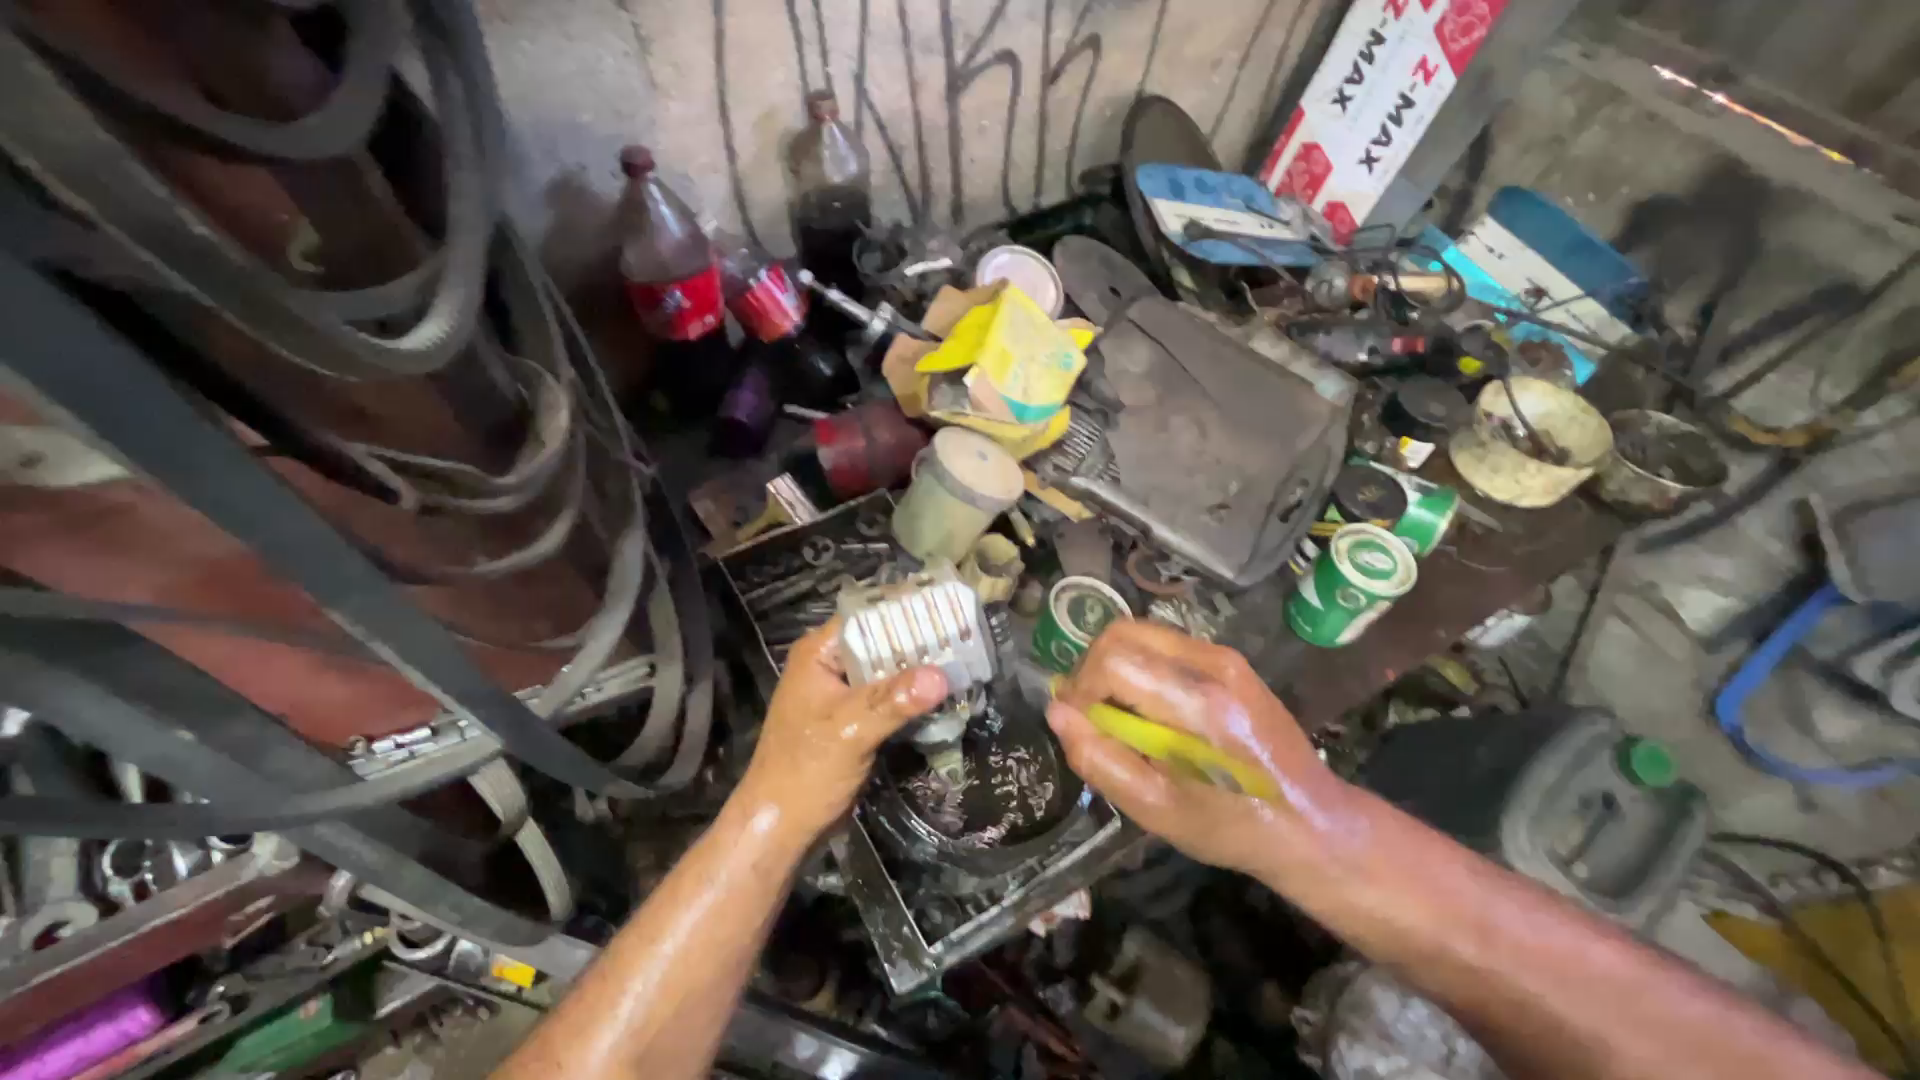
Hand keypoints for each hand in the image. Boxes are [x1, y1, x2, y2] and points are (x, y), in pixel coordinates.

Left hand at [739, 619, 947, 838]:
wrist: (782, 828)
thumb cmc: (805, 773)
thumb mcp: (850, 731)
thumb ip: (893, 701)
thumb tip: (941, 675)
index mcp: (818, 654)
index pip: (867, 618)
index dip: (906, 612)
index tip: (948, 611)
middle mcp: (831, 666)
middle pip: (883, 643)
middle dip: (921, 644)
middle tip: (968, 639)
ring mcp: (843, 695)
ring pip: (889, 673)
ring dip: (921, 673)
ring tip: (966, 664)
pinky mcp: (856, 721)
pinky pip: (890, 699)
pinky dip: (913, 699)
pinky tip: (947, 697)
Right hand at [1047, 621, 1350, 881]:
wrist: (1309, 821)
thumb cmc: (1229, 825)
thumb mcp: (1154, 809)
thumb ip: (1099, 758)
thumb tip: (1057, 713)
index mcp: (1196, 706)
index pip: (1112, 661)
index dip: (1080, 689)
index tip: (1079, 725)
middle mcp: (1211, 666)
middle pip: (1121, 634)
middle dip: (1091, 670)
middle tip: (1091, 715)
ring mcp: (1224, 657)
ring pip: (1141, 633)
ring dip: (1114, 666)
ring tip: (1117, 713)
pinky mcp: (1230, 660)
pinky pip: (1165, 644)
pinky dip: (1140, 665)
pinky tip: (1148, 708)